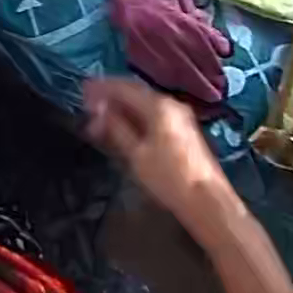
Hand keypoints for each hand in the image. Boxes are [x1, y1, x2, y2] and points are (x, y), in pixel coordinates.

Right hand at [83, 77, 230, 214]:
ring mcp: (179, 116)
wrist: (210, 205)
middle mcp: (170, 104)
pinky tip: (124, 126)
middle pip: (133, 92)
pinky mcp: (183, 129)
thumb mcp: (136, 154)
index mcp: (158, 105)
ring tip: (102, 117)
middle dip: (110, 96)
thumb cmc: (169, 179)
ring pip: (143, 103)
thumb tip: (99, 110)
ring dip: (122, 107)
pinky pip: (152, 113)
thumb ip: (116, 127)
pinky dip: (135, 115)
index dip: (101, 88)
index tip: (82, 91)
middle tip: (89, 104)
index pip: (123, 87)